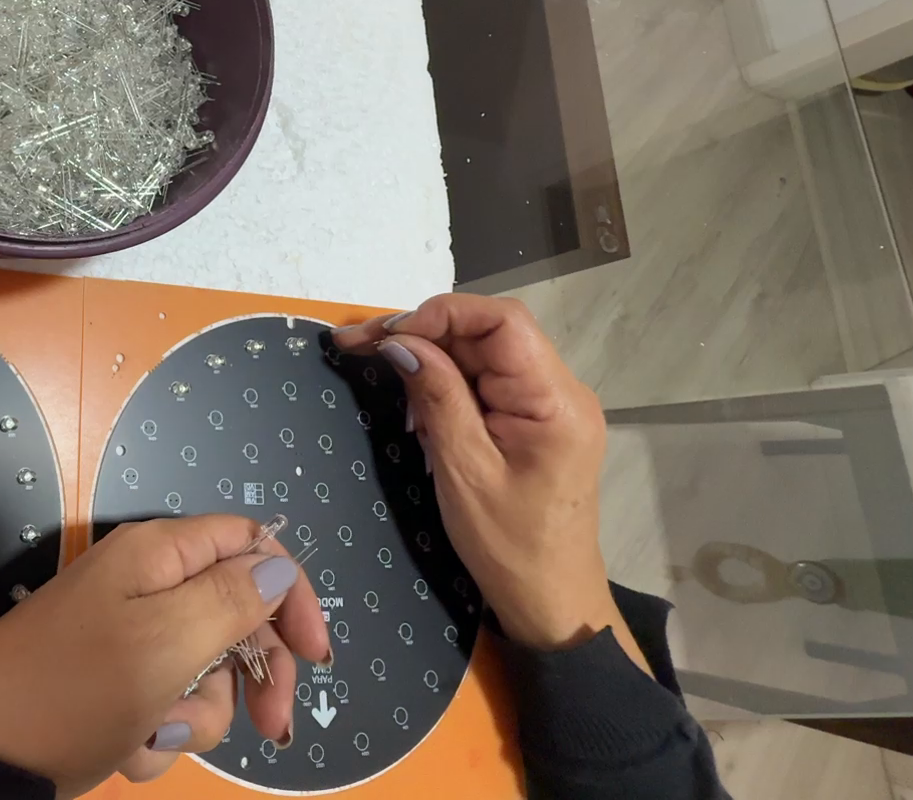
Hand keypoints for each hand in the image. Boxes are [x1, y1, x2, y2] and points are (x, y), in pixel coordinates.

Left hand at [0, 516, 330, 797]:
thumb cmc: (73, 686)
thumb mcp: (164, 642)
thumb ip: (229, 600)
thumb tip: (279, 570)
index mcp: (161, 553)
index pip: (250, 542)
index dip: (290, 591)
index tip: (315, 655)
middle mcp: (150, 583)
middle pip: (236, 611)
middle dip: (254, 672)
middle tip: (270, 728)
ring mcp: (132, 632)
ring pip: (205, 669)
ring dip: (195, 712)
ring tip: (153, 730)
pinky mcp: (118, 677)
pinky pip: (167, 700)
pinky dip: (158, 730)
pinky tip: (126, 746)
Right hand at [333, 294, 647, 669]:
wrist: (548, 600)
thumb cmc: (508, 543)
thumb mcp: (463, 468)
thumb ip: (436, 395)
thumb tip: (399, 340)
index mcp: (554, 400)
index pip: (502, 321)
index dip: (441, 313)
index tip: (388, 336)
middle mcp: (557, 390)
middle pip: (484, 332)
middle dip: (419, 331)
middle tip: (355, 344)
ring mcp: (544, 403)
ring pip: (476, 353)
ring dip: (423, 354)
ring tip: (371, 363)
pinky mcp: (527, 417)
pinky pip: (480, 379)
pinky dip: (438, 380)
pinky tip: (409, 398)